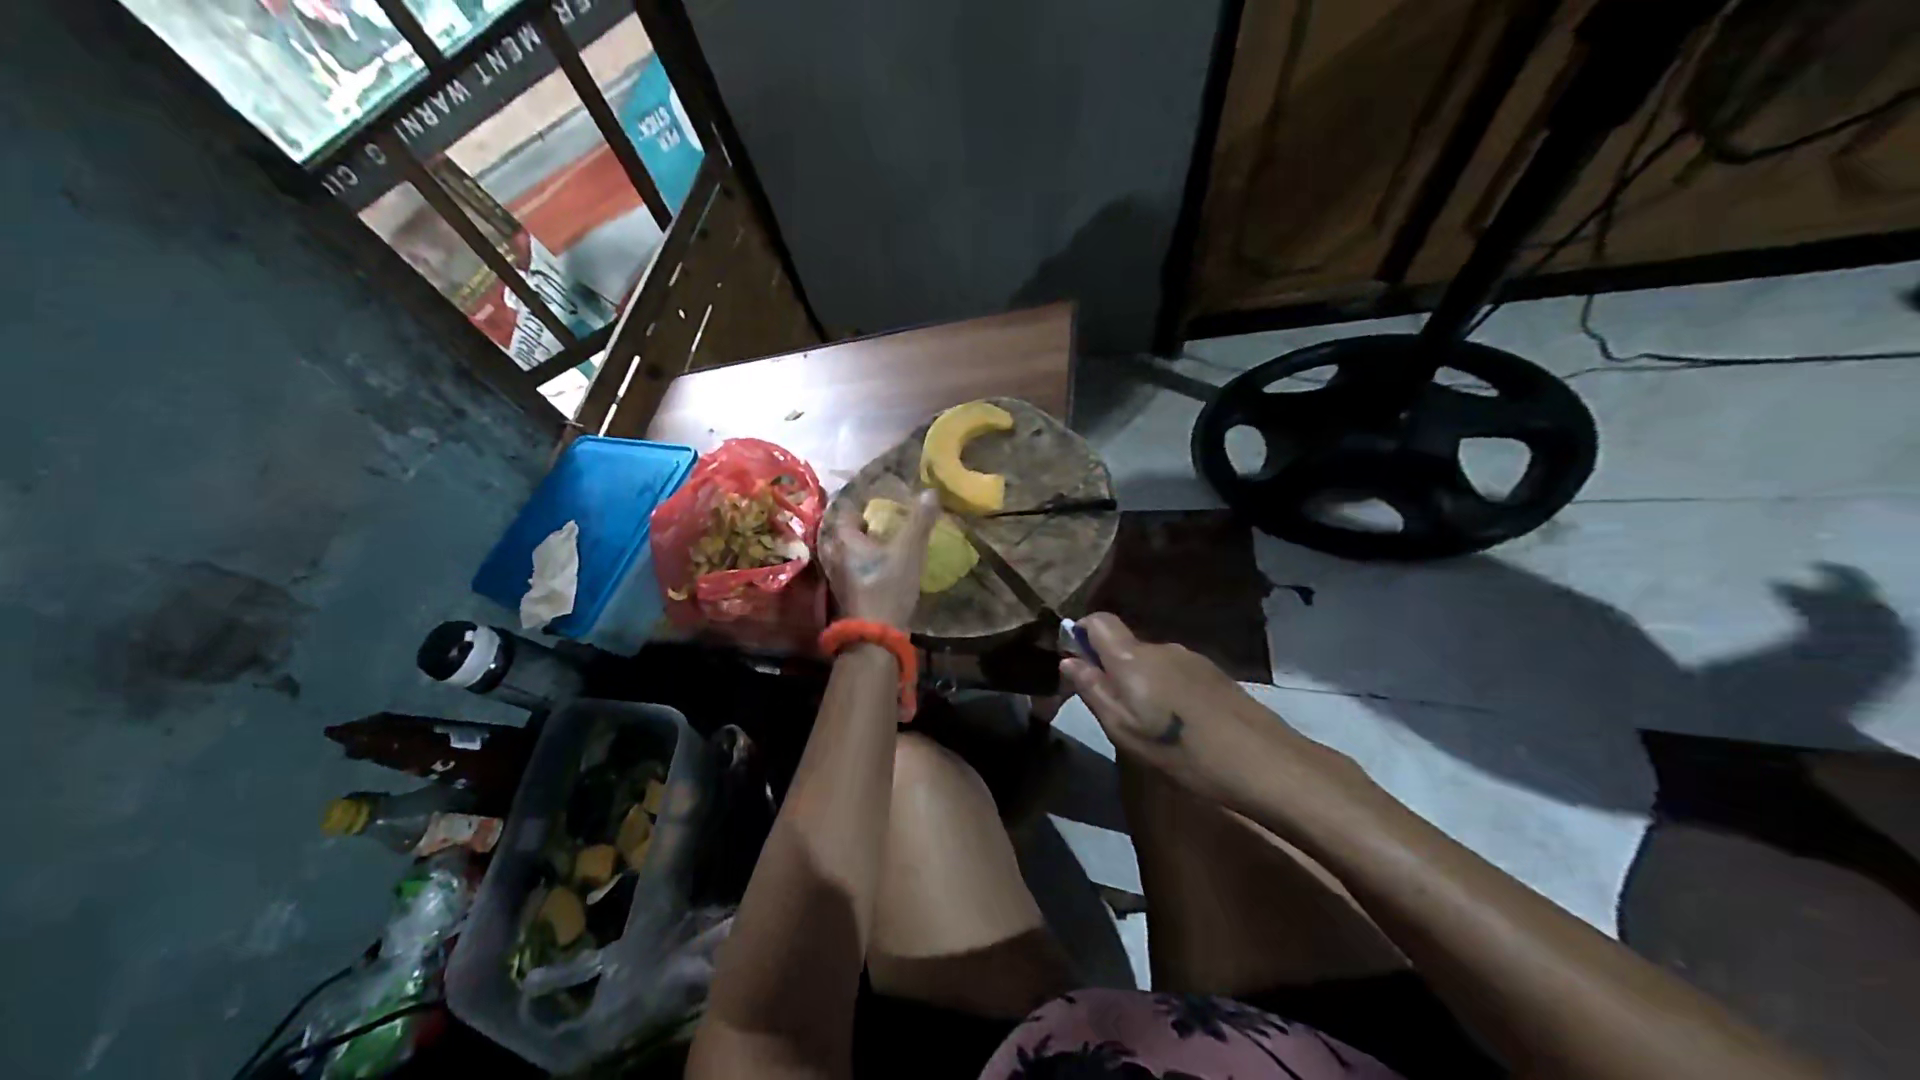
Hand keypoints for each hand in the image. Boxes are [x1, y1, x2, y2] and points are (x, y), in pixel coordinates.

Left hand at [820, 489, 939, 628]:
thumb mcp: (908, 551)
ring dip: (861, 548)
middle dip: (861, 528)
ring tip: (883, 545)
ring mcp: (836, 577)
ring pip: (847, 553)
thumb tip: (930, 491)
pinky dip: (863, 565)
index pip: (848, 512)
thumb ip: (919, 521)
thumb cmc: (887, 586)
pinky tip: (879, 568)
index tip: (881, 505)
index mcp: (844, 539)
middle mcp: (834, 555)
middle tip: (882, 524)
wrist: (875, 635)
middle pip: (845, 533)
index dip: (863, 506)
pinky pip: (851, 570)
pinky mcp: (845, 594)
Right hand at [1061, 613, 1360, 804]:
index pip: (1098, 620)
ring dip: (1140, 682)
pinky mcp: (1213, 674)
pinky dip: (1166, 690)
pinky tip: (1179, 724)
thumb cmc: (1180, 750)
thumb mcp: (1123, 729)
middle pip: (1124, 643)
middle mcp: (1161, 647)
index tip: (1078, 665)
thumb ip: (1093, 690)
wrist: (1261, 762)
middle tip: (1113, 710)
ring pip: (1150, 661)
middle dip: (1111, 668)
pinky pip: (1175, 672)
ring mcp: (1191, 658)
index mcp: (1132, 657)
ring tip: (1150, 724)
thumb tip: (1069, 660)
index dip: (1082, 635)